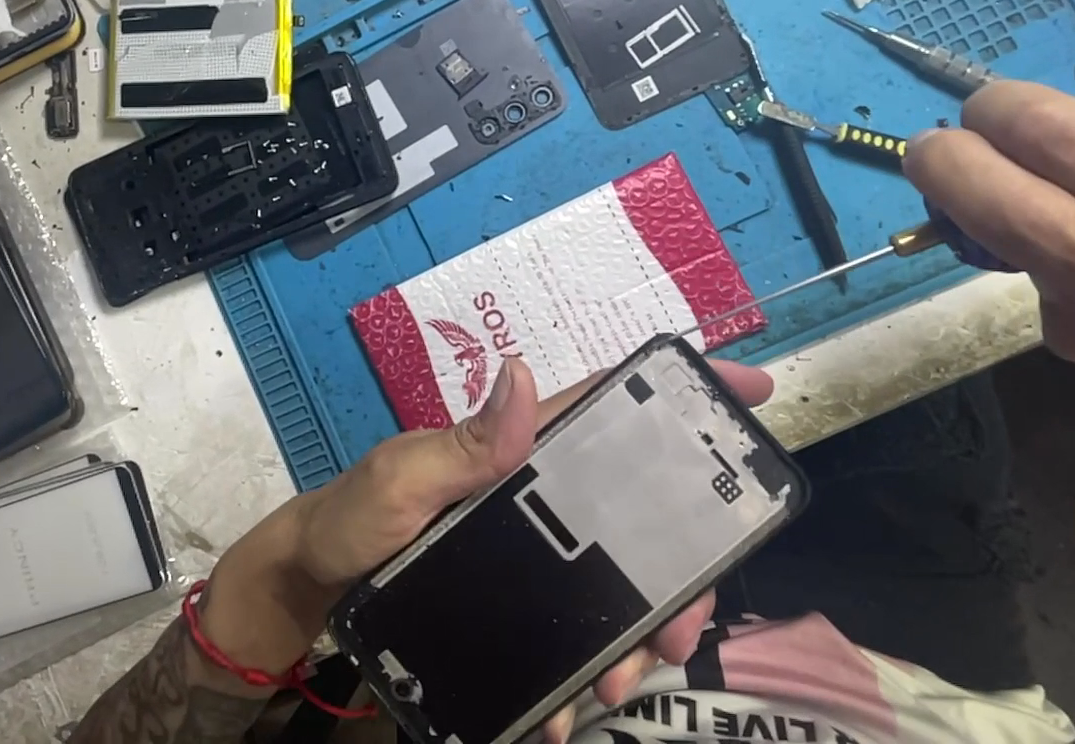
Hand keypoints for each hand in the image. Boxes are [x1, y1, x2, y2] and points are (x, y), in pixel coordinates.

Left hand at [198, 355, 773, 724]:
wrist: (322, 586)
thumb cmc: (357, 517)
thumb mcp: (404, 477)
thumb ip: (464, 441)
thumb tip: (523, 373)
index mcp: (517, 446)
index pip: (605, 404)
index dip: (678, 390)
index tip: (752, 388)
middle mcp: (538, 489)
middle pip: (636, 507)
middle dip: (678, 560)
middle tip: (682, 620)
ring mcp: (532, 544)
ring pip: (616, 573)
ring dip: (639, 625)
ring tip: (620, 676)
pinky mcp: (518, 592)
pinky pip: (575, 621)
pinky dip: (591, 659)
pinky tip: (578, 701)